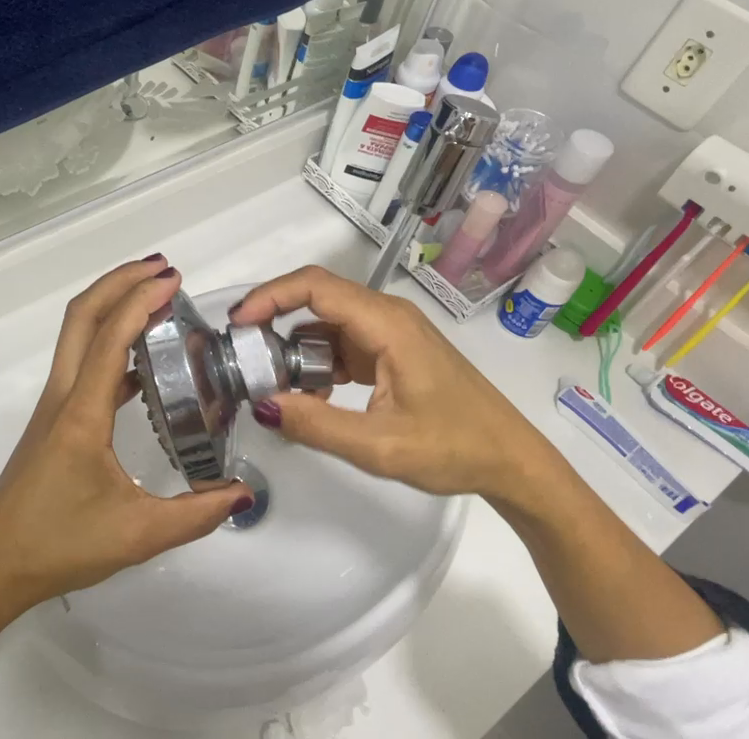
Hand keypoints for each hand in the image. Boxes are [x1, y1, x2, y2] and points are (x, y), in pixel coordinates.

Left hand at [0, 257, 251, 622]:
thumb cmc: (59, 545)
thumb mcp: (137, 536)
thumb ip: (196, 515)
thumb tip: (243, 493)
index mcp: (81, 414)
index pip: (109, 338)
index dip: (140, 300)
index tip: (173, 280)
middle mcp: (62, 397)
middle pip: (81, 317)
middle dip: (118, 282)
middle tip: (162, 269)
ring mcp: (53, 407)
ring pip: (77, 336)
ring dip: (111, 306)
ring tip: (156, 300)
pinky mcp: (54, 421)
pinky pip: (82, 364)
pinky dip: (110, 344)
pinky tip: (142, 363)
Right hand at [228, 265, 553, 502]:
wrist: (512, 461)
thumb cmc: (454, 449)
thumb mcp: (380, 447)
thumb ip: (317, 425)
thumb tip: (261, 405)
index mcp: (388, 325)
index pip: (315, 287)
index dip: (270, 296)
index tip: (236, 323)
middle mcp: (387, 317)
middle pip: (316, 298)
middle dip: (273, 319)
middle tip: (241, 354)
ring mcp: (391, 334)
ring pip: (326, 322)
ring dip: (294, 345)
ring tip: (268, 380)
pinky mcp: (391, 352)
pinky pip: (341, 343)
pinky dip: (316, 361)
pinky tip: (306, 394)